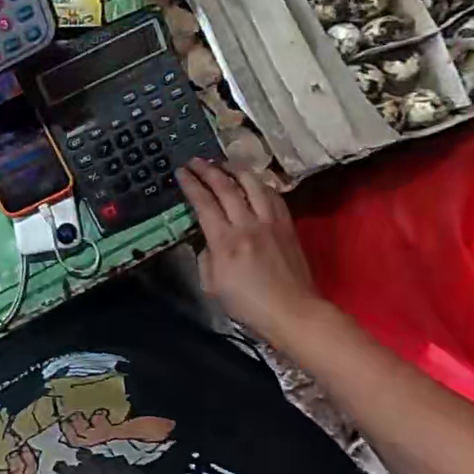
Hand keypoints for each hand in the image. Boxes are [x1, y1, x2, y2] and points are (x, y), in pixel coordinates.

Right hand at [175, 159, 323, 342]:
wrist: (293, 312)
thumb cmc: (248, 304)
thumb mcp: (212, 285)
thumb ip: (206, 257)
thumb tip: (207, 241)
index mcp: (225, 241)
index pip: (204, 203)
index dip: (191, 184)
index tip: (181, 172)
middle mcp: (247, 224)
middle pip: (226, 187)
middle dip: (208, 170)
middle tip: (196, 161)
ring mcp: (270, 222)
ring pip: (253, 184)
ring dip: (236, 169)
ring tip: (224, 163)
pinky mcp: (287, 225)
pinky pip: (273, 195)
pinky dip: (259, 184)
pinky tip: (253, 181)